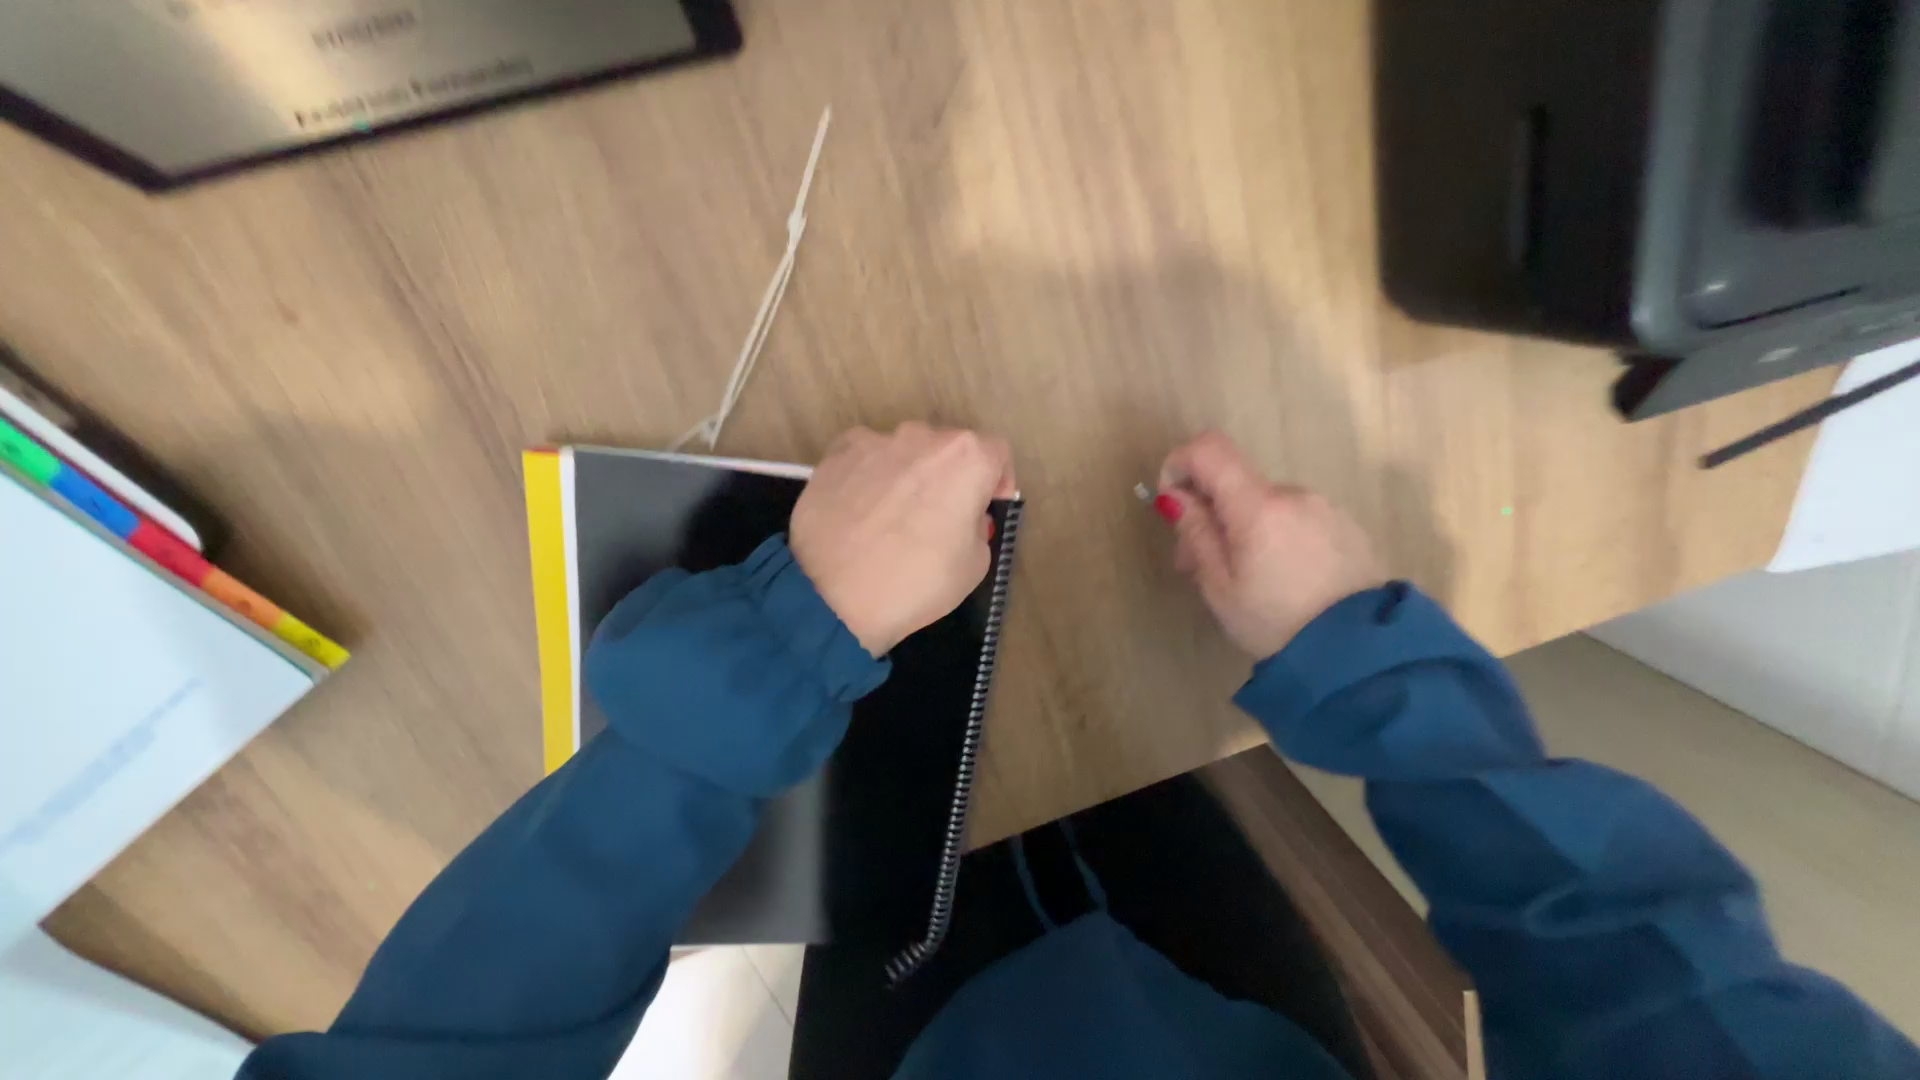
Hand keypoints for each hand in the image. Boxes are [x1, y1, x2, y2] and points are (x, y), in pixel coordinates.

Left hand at [791, 423, 1014, 654]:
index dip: (995, 481)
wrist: (833, 593)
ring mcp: (875, 441)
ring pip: (904, 452)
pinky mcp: (836, 454)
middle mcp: (923, 436)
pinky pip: (865, 459)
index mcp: (967, 457)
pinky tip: (860, 512)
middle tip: (939, 518)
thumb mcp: (975, 565)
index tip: (985, 508)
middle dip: (950, 477)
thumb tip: (963, 517)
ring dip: (908, 475)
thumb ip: (977, 527)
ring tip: (892, 519)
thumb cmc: (917, 581)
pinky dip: (869, 477)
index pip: (996, 453)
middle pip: (948, 449)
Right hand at [1157, 432, 1385, 659]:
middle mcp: (1294, 494)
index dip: (1180, 463)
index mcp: (1258, 506)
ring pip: (1266, 505)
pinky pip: (1297, 519)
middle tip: (1195, 566)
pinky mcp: (1348, 527)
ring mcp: (1325, 509)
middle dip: (1209, 514)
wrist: (1359, 656)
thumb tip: (1175, 496)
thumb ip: (1196, 533)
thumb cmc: (1275, 623)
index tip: (1170, 501)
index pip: (1210, 449)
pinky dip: (1277, 537)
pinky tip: (1283, 581)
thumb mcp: (1219, 587)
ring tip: (1244, 581)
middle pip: (1236, 484)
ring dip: (1244, 529)